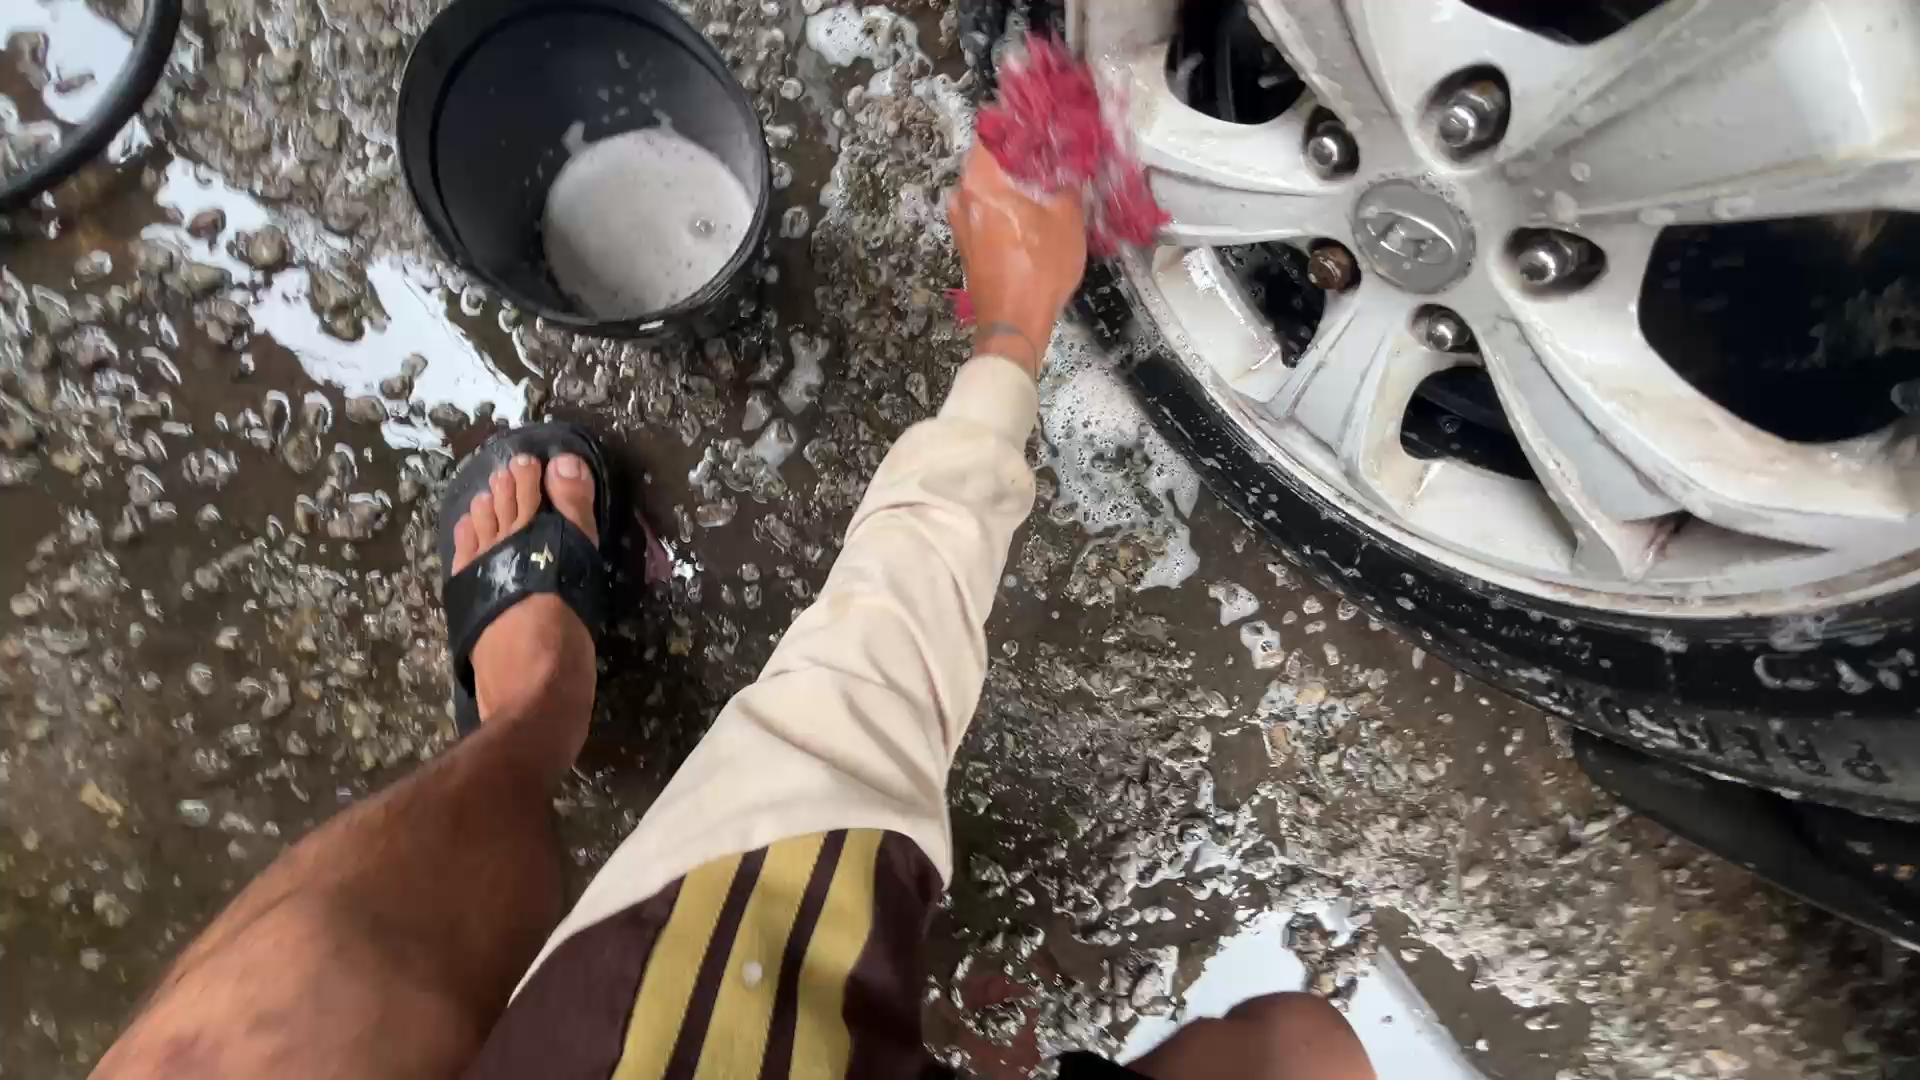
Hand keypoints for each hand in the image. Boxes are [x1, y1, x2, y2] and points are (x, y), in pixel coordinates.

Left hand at [947, 145, 1086, 378]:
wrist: (1014, 324)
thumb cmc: (1038, 271)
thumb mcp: (1068, 220)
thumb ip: (1067, 184)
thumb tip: (1069, 170)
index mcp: (980, 182)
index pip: (993, 132)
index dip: (1018, 123)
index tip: (1040, 120)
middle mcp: (962, 198)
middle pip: (989, 161)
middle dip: (1018, 155)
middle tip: (1049, 151)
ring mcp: (961, 225)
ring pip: (987, 189)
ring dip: (1012, 183)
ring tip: (1044, 182)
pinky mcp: (967, 247)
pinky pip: (986, 213)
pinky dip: (1005, 207)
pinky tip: (1030, 212)